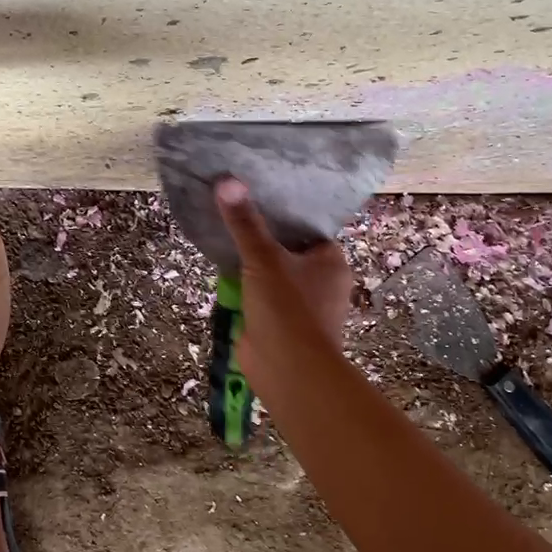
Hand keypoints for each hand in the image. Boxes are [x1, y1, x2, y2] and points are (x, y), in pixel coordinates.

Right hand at [213, 178, 353, 381]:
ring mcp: (300, 303)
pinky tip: (220, 267)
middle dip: (260, 235)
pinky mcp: (279, 321)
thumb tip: (226, 181)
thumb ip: (244, 222)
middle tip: (231, 208)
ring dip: (249, 261)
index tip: (254, 193)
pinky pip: (259, 292)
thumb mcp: (263, 258)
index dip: (281, 211)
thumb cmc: (287, 308)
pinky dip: (243, 283)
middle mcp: (321, 281)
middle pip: (286, 248)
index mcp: (331, 262)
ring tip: (221, 231)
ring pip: (271, 271)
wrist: (288, 370)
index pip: (306, 227)